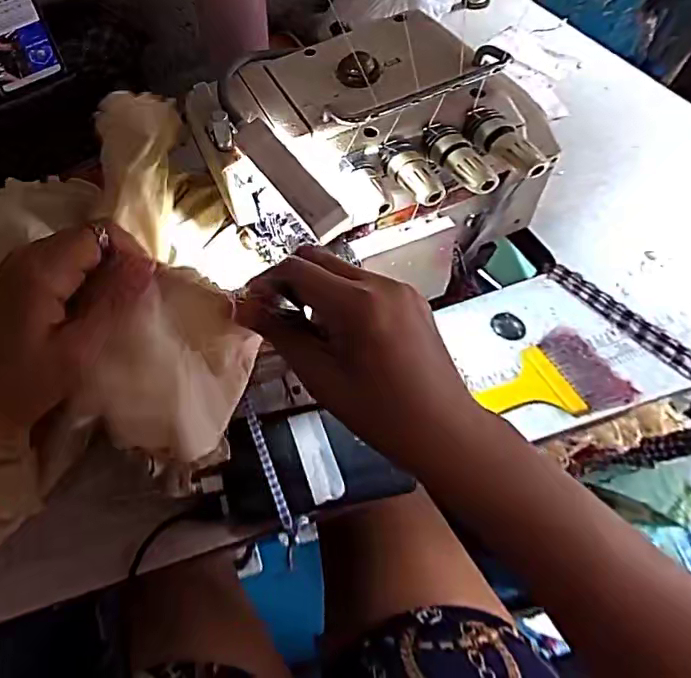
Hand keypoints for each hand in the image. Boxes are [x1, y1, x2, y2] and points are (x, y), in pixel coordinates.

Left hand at [0, 222, 153, 462]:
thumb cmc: (21, 385)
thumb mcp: (77, 353)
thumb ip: (114, 305)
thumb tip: (148, 268)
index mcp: (41, 267)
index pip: (100, 232)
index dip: (130, 252)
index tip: (148, 286)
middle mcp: (28, 253)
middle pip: (89, 237)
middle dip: (120, 262)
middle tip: (139, 301)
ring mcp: (20, 264)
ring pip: (79, 250)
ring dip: (104, 273)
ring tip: (119, 309)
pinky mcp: (18, 278)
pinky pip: (64, 264)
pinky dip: (85, 281)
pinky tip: (91, 313)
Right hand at [236, 247, 494, 475]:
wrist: (445, 432)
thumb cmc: (383, 414)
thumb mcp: (320, 376)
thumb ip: (280, 334)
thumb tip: (245, 308)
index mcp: (357, 302)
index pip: (296, 268)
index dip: (266, 281)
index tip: (252, 302)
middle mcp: (381, 284)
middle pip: (317, 258)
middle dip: (288, 279)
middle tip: (272, 311)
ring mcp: (399, 289)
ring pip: (339, 268)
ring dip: (314, 287)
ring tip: (306, 327)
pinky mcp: (409, 298)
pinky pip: (364, 282)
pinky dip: (341, 295)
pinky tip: (338, 331)